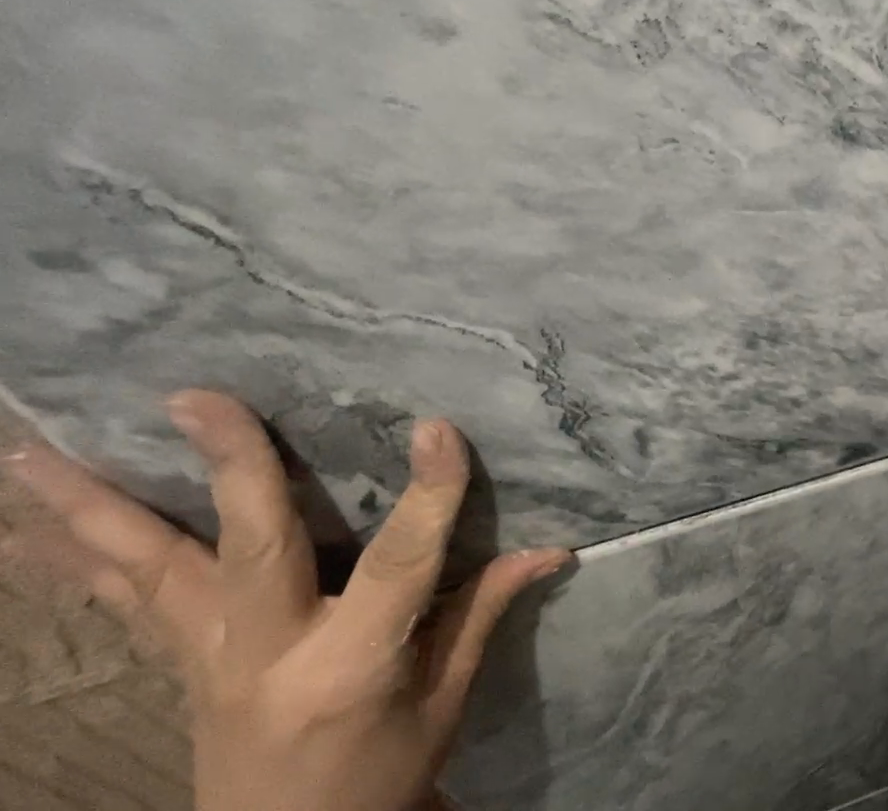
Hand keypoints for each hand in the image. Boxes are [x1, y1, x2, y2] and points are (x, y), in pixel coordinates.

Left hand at [1, 390, 569, 810]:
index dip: (427, 497)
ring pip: (147, 574)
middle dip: (229, 470)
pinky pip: (124, 602)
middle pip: (249, 551)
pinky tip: (30, 525)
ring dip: (88, 512)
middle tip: (195, 400)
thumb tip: (550, 550)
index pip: (398, 565)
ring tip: (32, 452)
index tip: (438, 430)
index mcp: (350, 667)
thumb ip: (481, 614)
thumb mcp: (445, 700)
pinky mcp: (179, 666)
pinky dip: (74, 559)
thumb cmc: (383, 775)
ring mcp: (206, 661)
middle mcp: (266, 656)